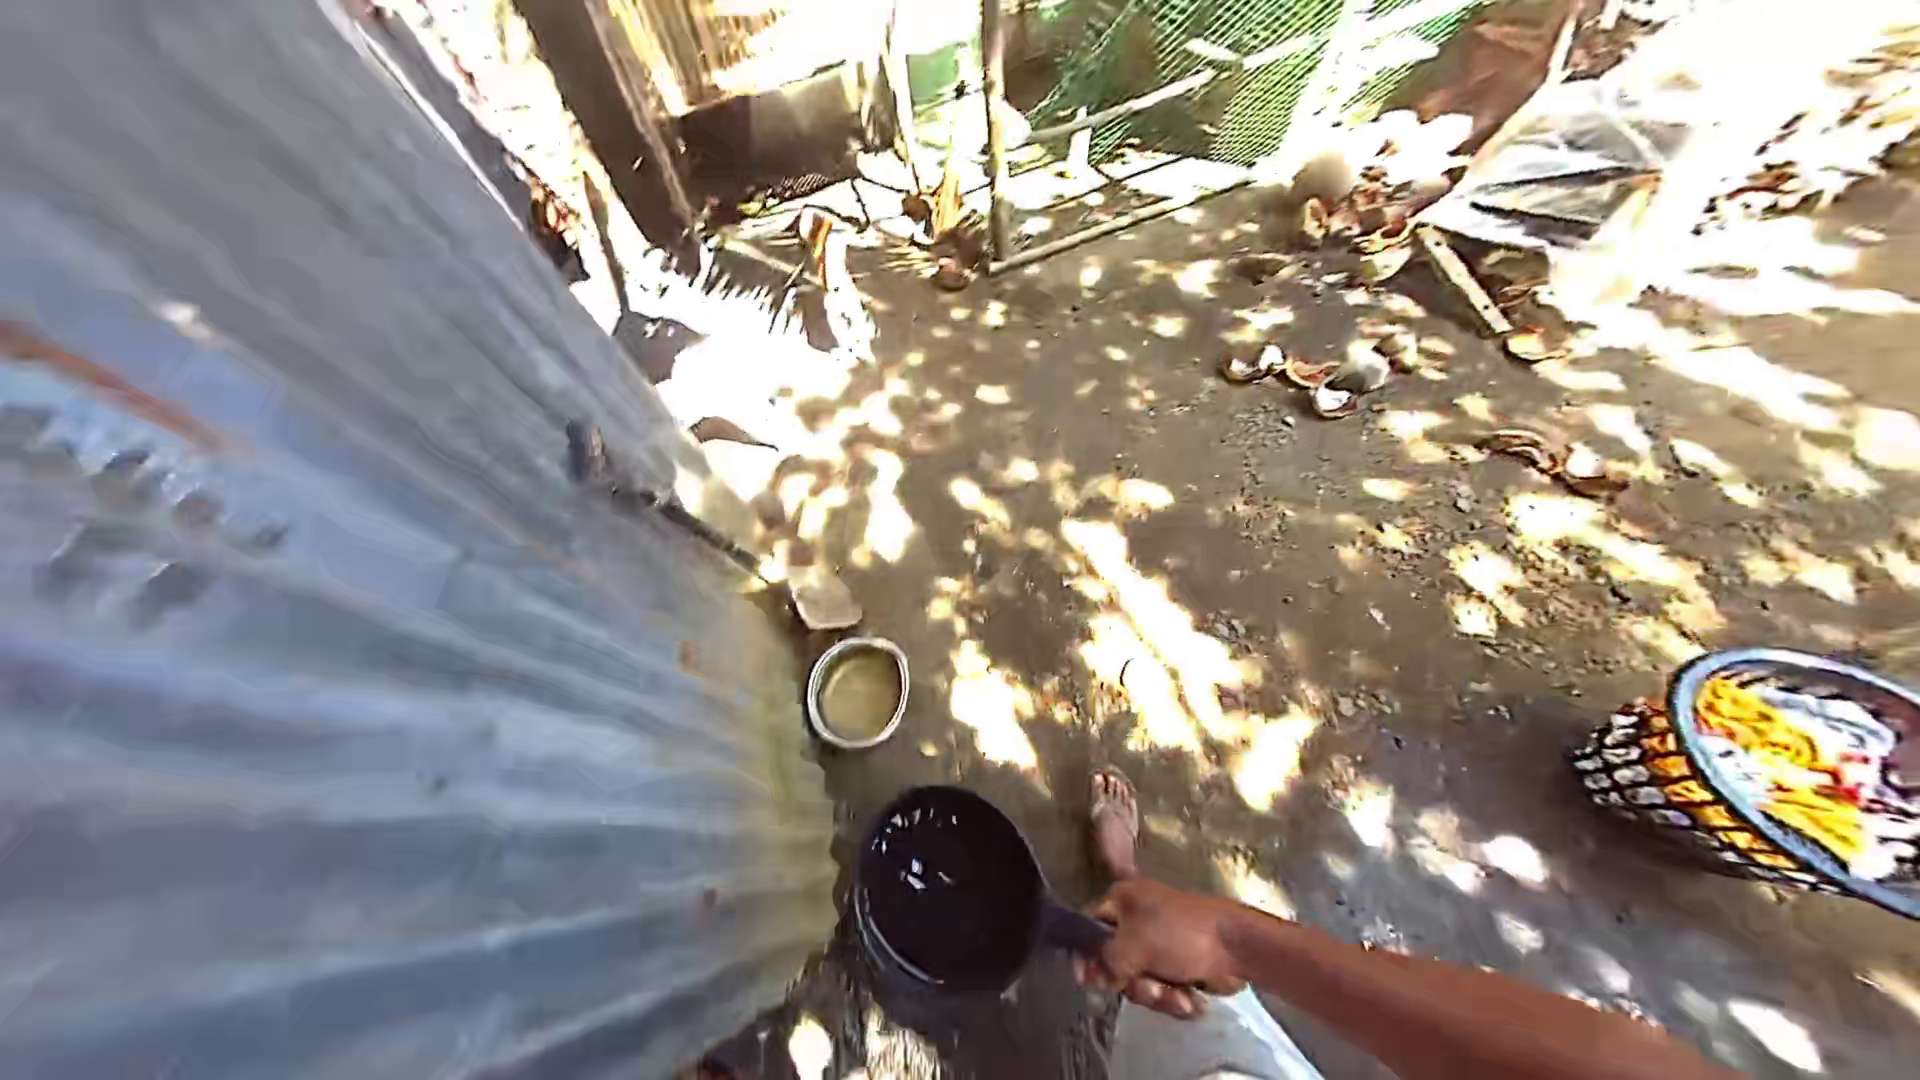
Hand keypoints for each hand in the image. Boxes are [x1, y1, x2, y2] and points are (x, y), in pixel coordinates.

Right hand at [1072, 878, 1249, 1017]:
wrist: (1235, 945)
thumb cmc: (1179, 934)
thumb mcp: (1134, 944)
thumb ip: (1105, 959)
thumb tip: (1086, 974)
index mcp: (1121, 899)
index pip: (1088, 925)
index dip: (1086, 954)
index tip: (1089, 981)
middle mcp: (1134, 917)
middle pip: (1113, 960)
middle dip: (1132, 981)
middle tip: (1151, 986)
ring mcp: (1156, 941)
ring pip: (1137, 978)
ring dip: (1156, 993)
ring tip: (1176, 994)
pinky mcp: (1175, 963)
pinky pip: (1159, 986)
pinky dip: (1173, 996)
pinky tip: (1189, 998)